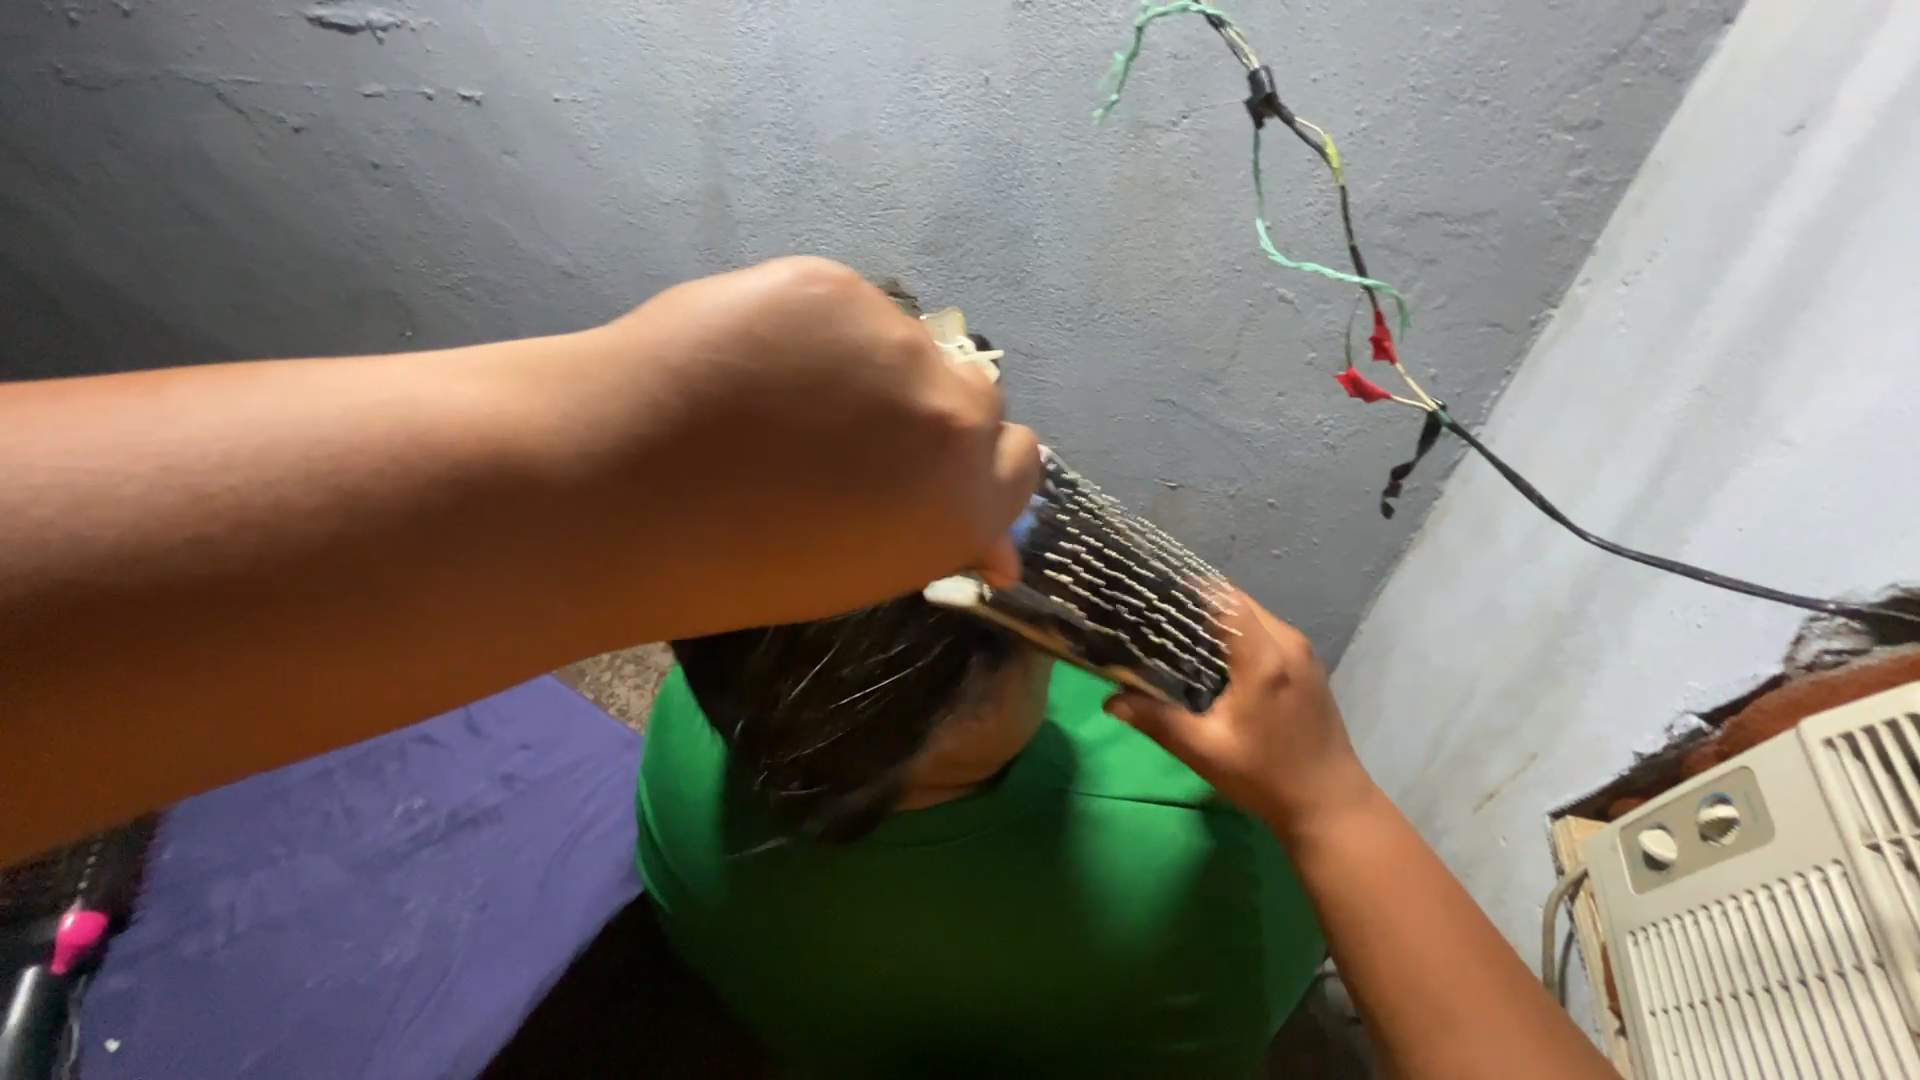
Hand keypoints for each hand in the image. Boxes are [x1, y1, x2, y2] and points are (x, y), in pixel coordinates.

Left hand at [557, 256, 1040, 630]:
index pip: (1022, 460)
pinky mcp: (829, 284)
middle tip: (855, 435)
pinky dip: (814, 332)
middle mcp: (954, 416)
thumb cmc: (736, 566)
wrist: (615, 494)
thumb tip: (997, 553)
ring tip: (783, 398)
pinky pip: (845, 308)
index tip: (930, 474)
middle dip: (930, 414)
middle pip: (975, 394)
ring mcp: (893, 339)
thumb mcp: (863, 572)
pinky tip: (753, 361)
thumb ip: (938, 537)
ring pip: (905, 343)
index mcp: (967, 503)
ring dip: (870, 367)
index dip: (977, 467)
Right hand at [1105, 591, 1376, 831]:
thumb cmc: (1266, 776)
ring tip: (1179, 634)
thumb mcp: (1204, 751)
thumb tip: (1110, 702)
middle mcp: (1289, 644)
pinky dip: (1239, 633)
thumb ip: (1157, 720)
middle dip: (1199, 603)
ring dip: (1219, 618)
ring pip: (1254, 616)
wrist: (1329, 804)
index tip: (1154, 595)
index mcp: (1264, 659)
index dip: (1190, 590)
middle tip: (1158, 617)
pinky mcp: (1308, 667)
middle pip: (1238, 603)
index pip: (1225, 600)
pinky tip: (1213, 656)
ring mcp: (1303, 654)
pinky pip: (1267, 632)